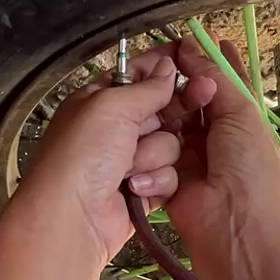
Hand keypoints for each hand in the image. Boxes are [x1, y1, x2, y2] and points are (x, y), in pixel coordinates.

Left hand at [6, 52, 188, 263]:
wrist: (73, 216)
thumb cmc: (85, 152)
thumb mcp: (111, 106)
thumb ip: (146, 87)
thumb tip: (168, 65)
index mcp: (103, 101)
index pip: (141, 76)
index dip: (166, 69)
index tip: (195, 62)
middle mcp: (119, 128)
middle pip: (164, 109)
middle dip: (176, 108)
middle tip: (205, 94)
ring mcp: (133, 161)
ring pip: (171, 144)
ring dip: (154, 154)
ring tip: (129, 167)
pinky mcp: (146, 190)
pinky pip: (170, 176)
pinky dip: (155, 181)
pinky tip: (134, 189)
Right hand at [157, 37, 279, 279]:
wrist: (236, 229)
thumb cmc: (248, 169)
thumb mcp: (241, 114)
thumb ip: (216, 77)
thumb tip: (192, 46)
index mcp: (237, 119)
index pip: (216, 82)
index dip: (199, 62)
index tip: (178, 41)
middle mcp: (211, 137)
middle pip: (180, 104)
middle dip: (170, 97)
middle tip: (154, 84)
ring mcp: (187, 161)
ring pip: (160, 131)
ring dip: (161, 138)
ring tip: (168, 148)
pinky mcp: (166, 184)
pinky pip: (151, 165)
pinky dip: (155, 171)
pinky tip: (163, 180)